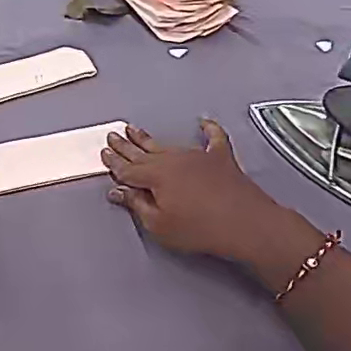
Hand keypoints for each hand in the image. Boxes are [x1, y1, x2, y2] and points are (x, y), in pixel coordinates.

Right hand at [102, 121, 319, 270]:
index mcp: (156, 176)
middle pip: (144, 152)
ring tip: (136, 131)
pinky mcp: (221, 159)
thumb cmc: (200, 228)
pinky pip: (213, 139)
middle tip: (113, 136)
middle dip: (126, 146)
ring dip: (150, 139)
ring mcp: (198, 157)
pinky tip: (203, 122)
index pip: (128, 169)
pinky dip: (208, 130)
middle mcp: (174, 160)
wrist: (245, 224)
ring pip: (168, 145)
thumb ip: (137, 205)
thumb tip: (118, 191)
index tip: (105, 155)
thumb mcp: (158, 224)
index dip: (114, 163)